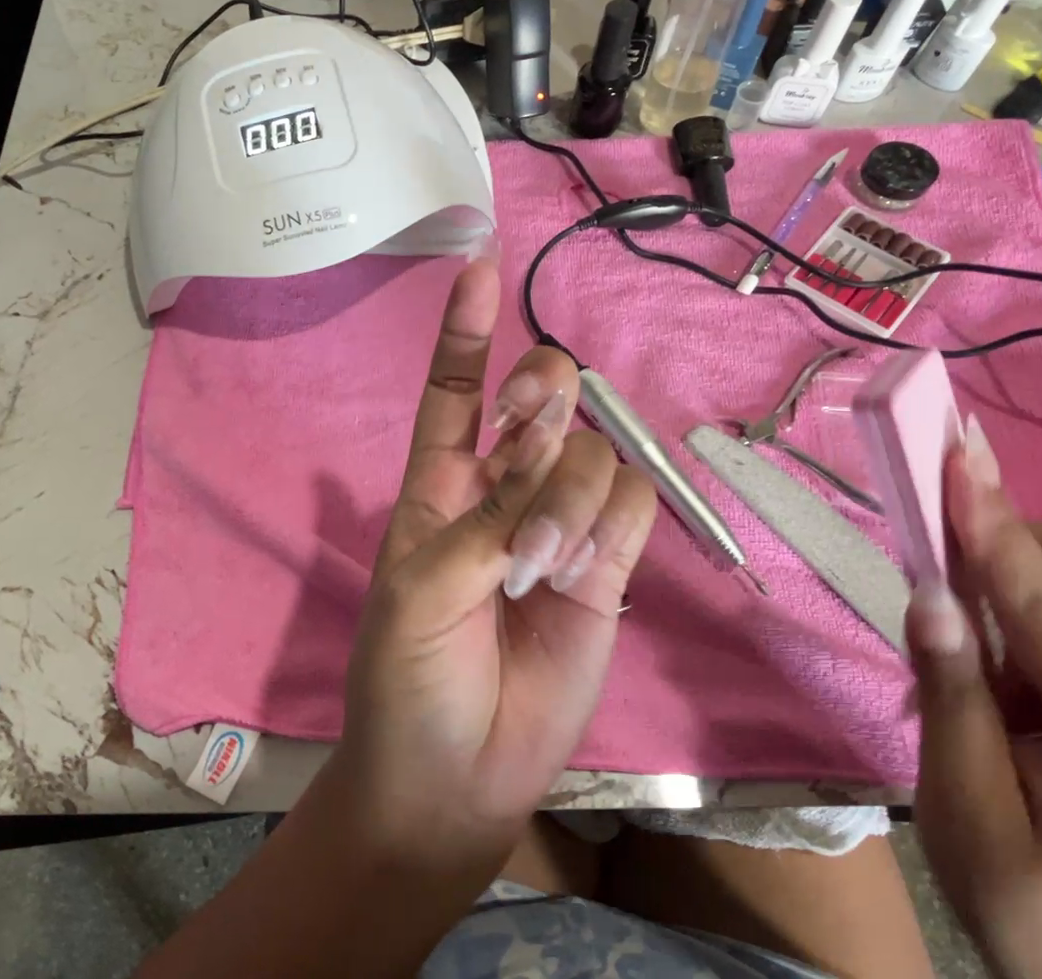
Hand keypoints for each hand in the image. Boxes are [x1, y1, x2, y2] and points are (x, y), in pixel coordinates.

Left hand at [334, 258, 657, 862]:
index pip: (454, 392)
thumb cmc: (407, 677)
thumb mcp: (422, 589)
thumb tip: (554, 462)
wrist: (454, 774)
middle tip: (530, 420)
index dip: (463, 335)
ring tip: (538, 567)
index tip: (476, 266)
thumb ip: (488, 521)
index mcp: (439, 488)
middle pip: (543, 403)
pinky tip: (583, 571)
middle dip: (542, 394)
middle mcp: (504, 495)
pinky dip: (613, 524)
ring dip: (571, 495)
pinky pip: (633, 507)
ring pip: (595, 455)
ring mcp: (562, 530)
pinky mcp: (610, 571)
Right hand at [908, 422, 1041, 978]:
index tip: (955, 463)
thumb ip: (951, 690)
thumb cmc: (1014, 886)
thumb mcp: (959, 797)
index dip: (994, 529)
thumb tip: (929, 593)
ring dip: (1027, 567)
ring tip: (956, 601)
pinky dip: (1036, 602)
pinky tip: (989, 643)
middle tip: (942, 546)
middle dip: (1023, 536)